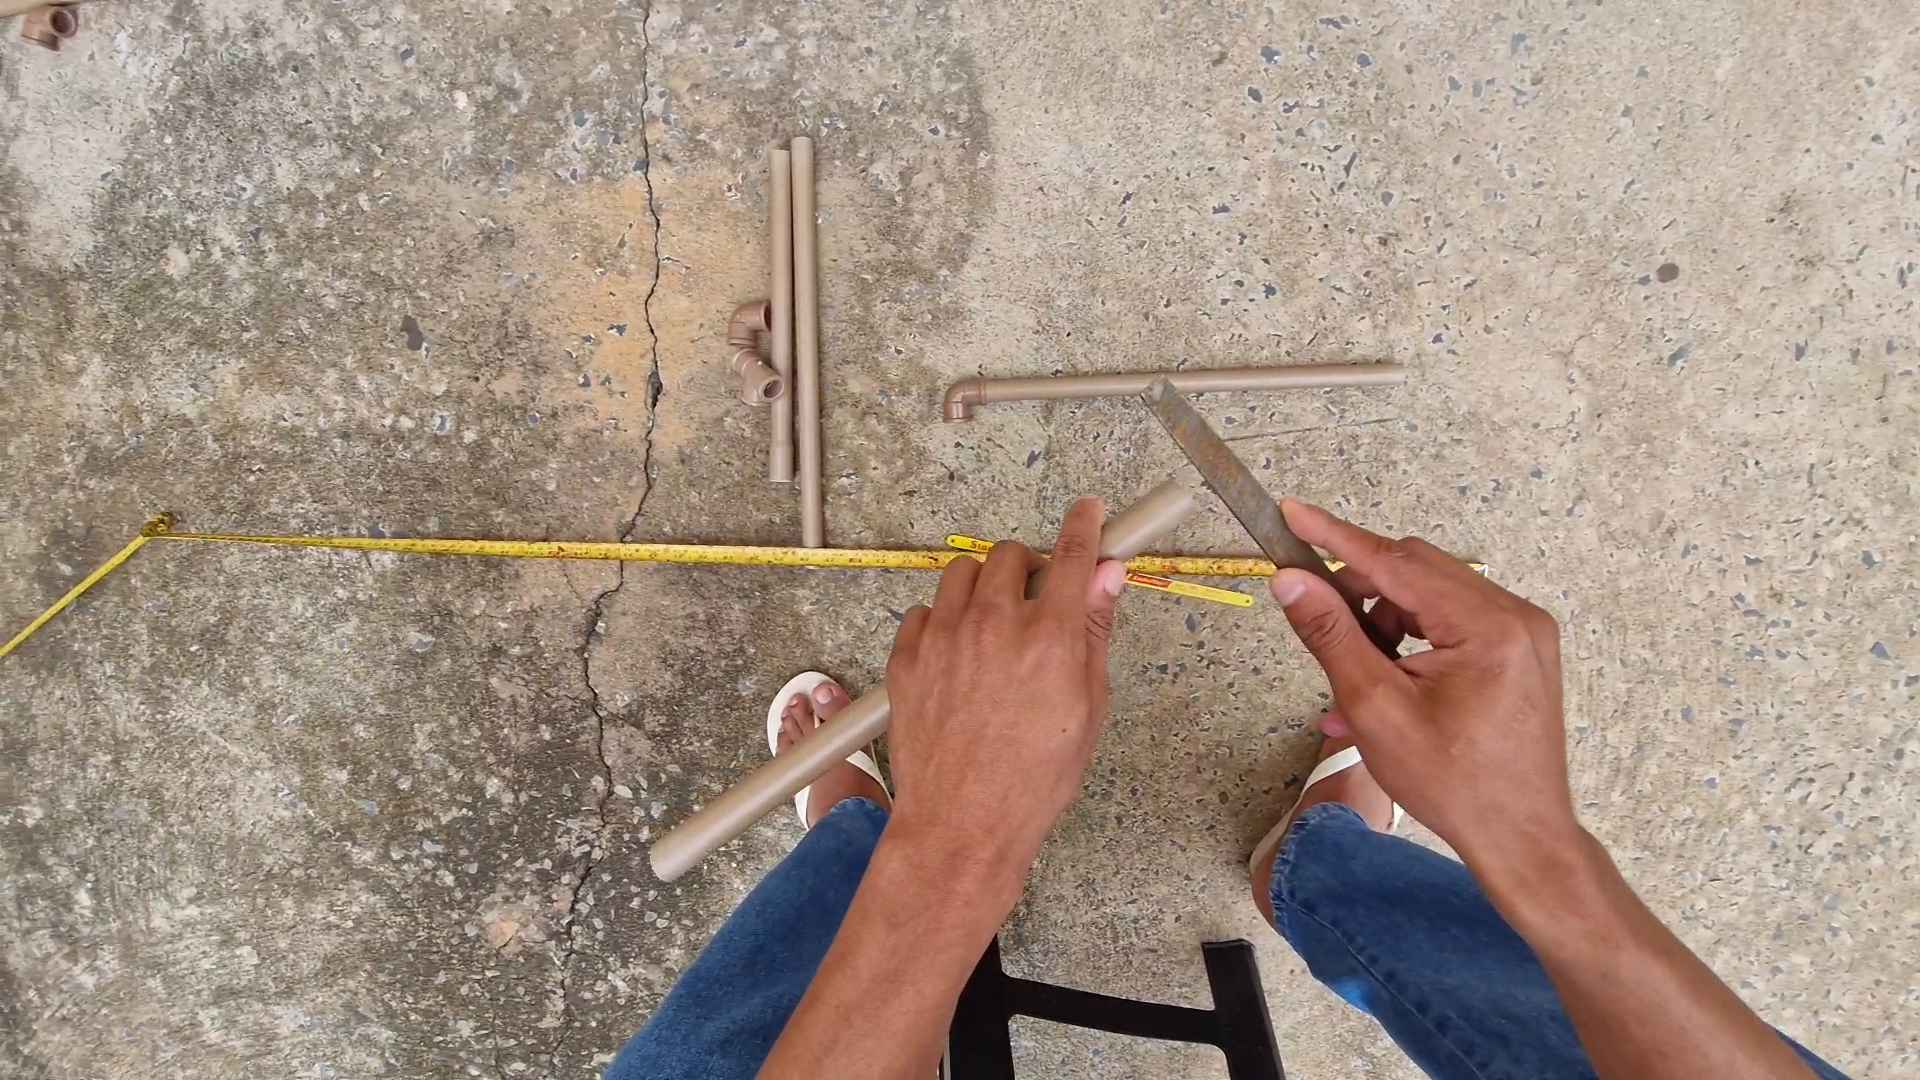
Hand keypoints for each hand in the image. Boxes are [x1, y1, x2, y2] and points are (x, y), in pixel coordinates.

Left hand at [884, 497, 1129, 888]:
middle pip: (1009, 554)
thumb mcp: (1087, 708)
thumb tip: (1107, 574)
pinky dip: (942, 621)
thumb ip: (1093, 631)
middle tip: (1032, 601)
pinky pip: (924, 611)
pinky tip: (955, 655)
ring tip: (991, 626)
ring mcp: (943, 638)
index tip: (1088, 509)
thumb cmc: (1036, 776)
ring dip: (982, 587)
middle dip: (1026, 568)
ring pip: (962, 573)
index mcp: (1048, 637)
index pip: (1072, 555)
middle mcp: (993, 625)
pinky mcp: (906, 657)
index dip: (1084, 525)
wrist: (963, 822)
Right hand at [1269, 500, 1579, 892]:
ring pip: (1425, 591)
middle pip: (1412, 569)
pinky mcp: (1514, 648)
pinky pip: (1445, 616)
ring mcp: (1519, 630)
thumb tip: (1288, 580)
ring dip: (1378, 614)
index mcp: (1485, 626)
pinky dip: (1402, 633)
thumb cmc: (1448, 779)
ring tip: (1355, 666)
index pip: (1392, 561)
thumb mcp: (1372, 705)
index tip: (1290, 511)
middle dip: (1355, 585)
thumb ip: (1329, 632)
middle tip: (1313, 611)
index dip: (1333, 536)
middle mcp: (1512, 615)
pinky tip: (1378, 674)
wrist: (1520, 838)